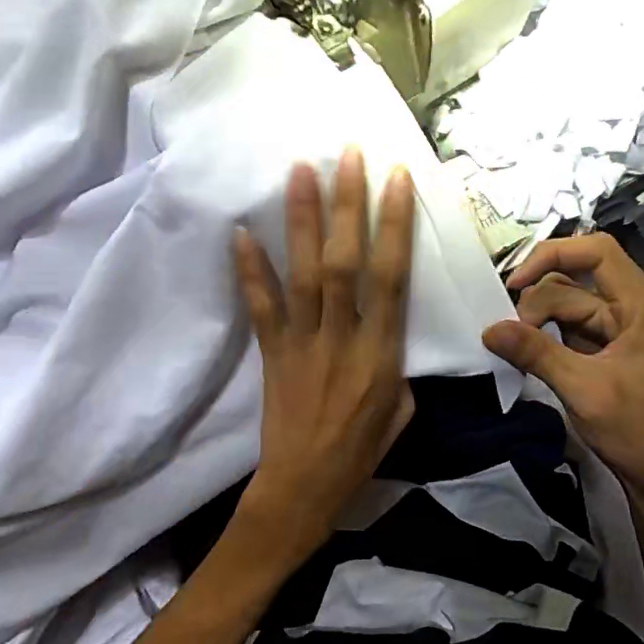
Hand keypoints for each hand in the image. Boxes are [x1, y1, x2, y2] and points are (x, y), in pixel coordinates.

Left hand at [234, 149, 415, 556]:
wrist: (302, 489)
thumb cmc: (360, 455)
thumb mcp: (402, 411)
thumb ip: (399, 365)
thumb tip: (390, 328)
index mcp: (382, 354)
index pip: (391, 278)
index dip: (394, 226)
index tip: (396, 179)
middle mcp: (342, 339)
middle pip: (345, 262)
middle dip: (348, 205)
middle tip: (346, 154)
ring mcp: (302, 344)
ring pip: (304, 274)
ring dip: (302, 221)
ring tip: (299, 170)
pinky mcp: (271, 354)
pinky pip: (260, 306)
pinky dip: (250, 270)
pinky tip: (241, 232)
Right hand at [482, 233, 643, 500]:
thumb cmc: (633, 429)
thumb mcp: (581, 388)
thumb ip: (535, 353)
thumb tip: (489, 330)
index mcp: (642, 308)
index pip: (599, 253)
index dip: (553, 256)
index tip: (516, 284)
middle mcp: (632, 310)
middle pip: (575, 283)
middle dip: (537, 303)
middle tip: (510, 336)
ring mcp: (618, 330)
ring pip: (567, 306)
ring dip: (536, 322)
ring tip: (513, 345)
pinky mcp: (605, 350)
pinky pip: (568, 329)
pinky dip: (544, 337)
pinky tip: (523, 351)